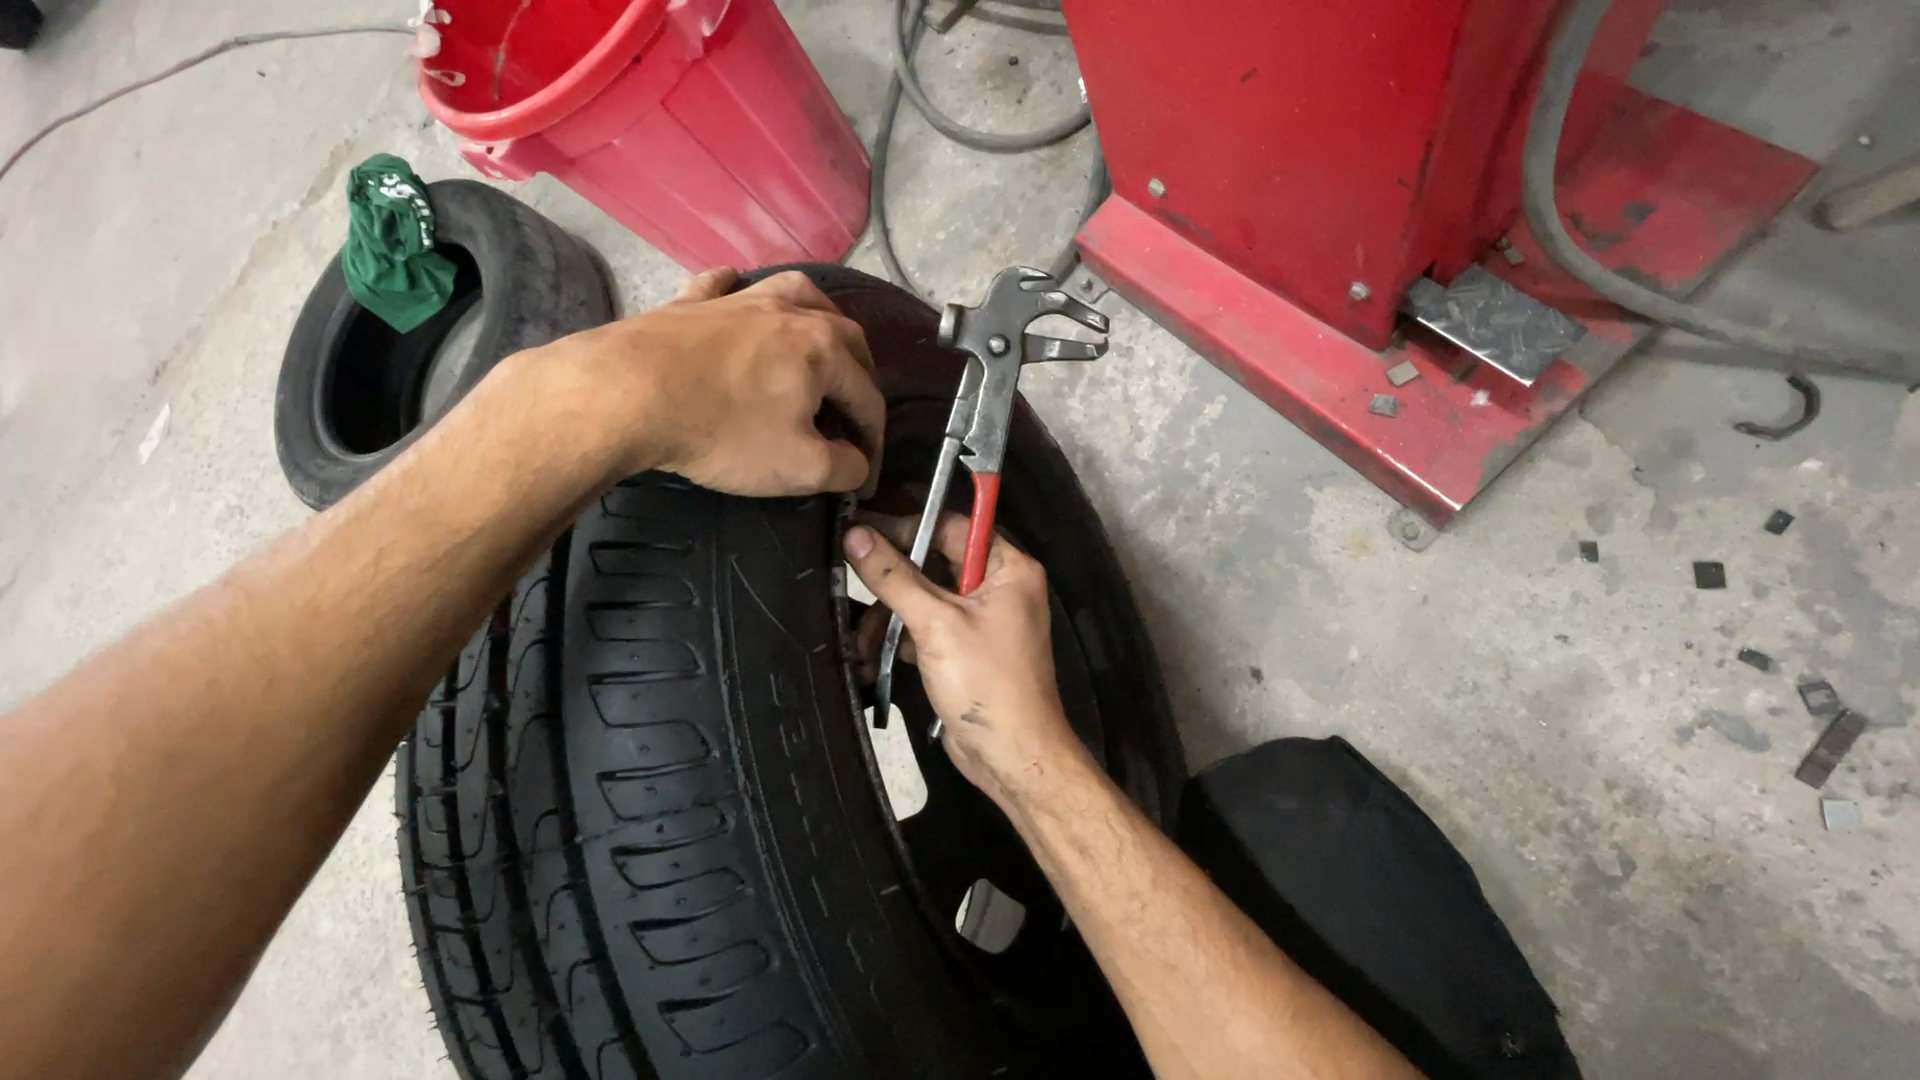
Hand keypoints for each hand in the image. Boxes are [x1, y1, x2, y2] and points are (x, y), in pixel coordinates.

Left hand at [536, 268, 885, 495]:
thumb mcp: (799, 468)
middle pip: (845, 335)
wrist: (628, 395)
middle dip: (860, 372)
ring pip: (794, 292)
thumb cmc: (725, 432)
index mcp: (825, 350)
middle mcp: (791, 313)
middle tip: (856, 406)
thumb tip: (857, 462)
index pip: (867, 395)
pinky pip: (724, 285)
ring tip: (819, 335)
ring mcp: (738, 300)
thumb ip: (843, 468)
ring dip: (817, 314)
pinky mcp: (691, 302)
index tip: (866, 468)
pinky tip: (737, 292)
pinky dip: (738, 290)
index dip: (874, 435)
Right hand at [844, 514, 1092, 806]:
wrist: (1012, 755)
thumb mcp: (936, 624)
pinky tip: (870, 657)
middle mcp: (998, 586)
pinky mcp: (964, 649)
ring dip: (889, 616)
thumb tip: (855, 534)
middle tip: (847, 574)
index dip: (905, 524)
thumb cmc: (986, 682)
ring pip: (924, 597)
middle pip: (933, 562)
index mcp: (1008, 567)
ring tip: (861, 642)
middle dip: (891, 578)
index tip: (860, 525)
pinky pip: (926, 628)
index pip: (950, 526)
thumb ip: (894, 577)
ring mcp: (981, 619)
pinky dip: (900, 639)